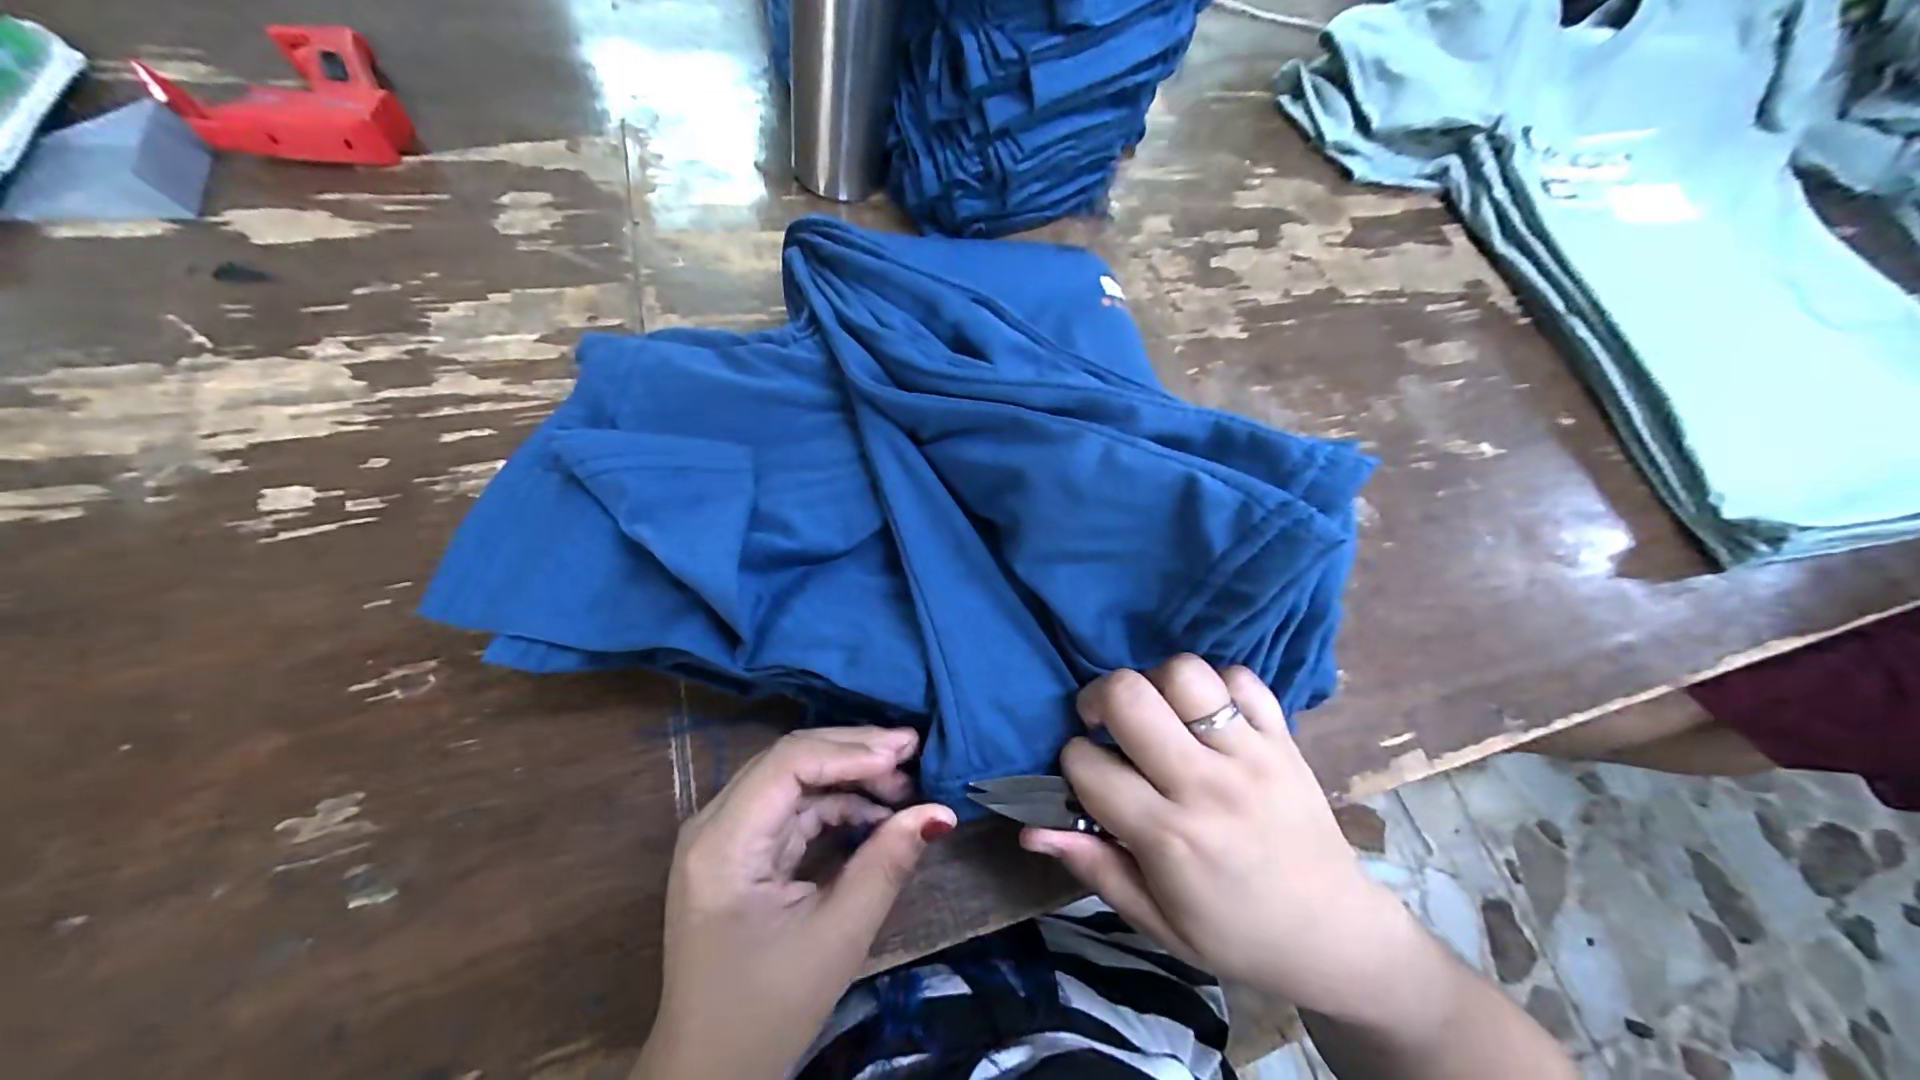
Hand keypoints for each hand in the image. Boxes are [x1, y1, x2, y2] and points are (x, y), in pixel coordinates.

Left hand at [634, 727, 956, 1079]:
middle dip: (854, 752)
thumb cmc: (768, 1009)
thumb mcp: (837, 936)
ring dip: (848, 775)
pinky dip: (835, 803)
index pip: (788, 764)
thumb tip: (939, 813)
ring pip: (792, 777)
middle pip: (788, 760)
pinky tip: (875, 812)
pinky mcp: (741, 849)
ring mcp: (724, 835)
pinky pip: (792, 807)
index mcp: (722, 843)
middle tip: (912, 751)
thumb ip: (887, 863)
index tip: (904, 754)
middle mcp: (714, 824)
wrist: (712, 1069)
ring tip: (903, 784)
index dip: (849, 751)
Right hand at [1020, 655, 1420, 1017]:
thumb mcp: (1155, 920)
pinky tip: (1210, 716)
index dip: (1072, 763)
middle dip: (1098, 699)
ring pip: (1185, 674)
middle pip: (1128, 696)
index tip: (1086, 777)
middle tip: (1104, 722)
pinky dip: (1218, 686)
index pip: (1087, 765)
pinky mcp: (1285, 739)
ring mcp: (1251, 754)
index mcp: (1169, 835)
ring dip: (1157, 683)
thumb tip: (1028, 831)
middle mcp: (1206, 784)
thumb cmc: (1234, 934)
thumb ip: (1093, 867)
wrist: (1336, 935)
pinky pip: (1244, 678)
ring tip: (1159, 712)